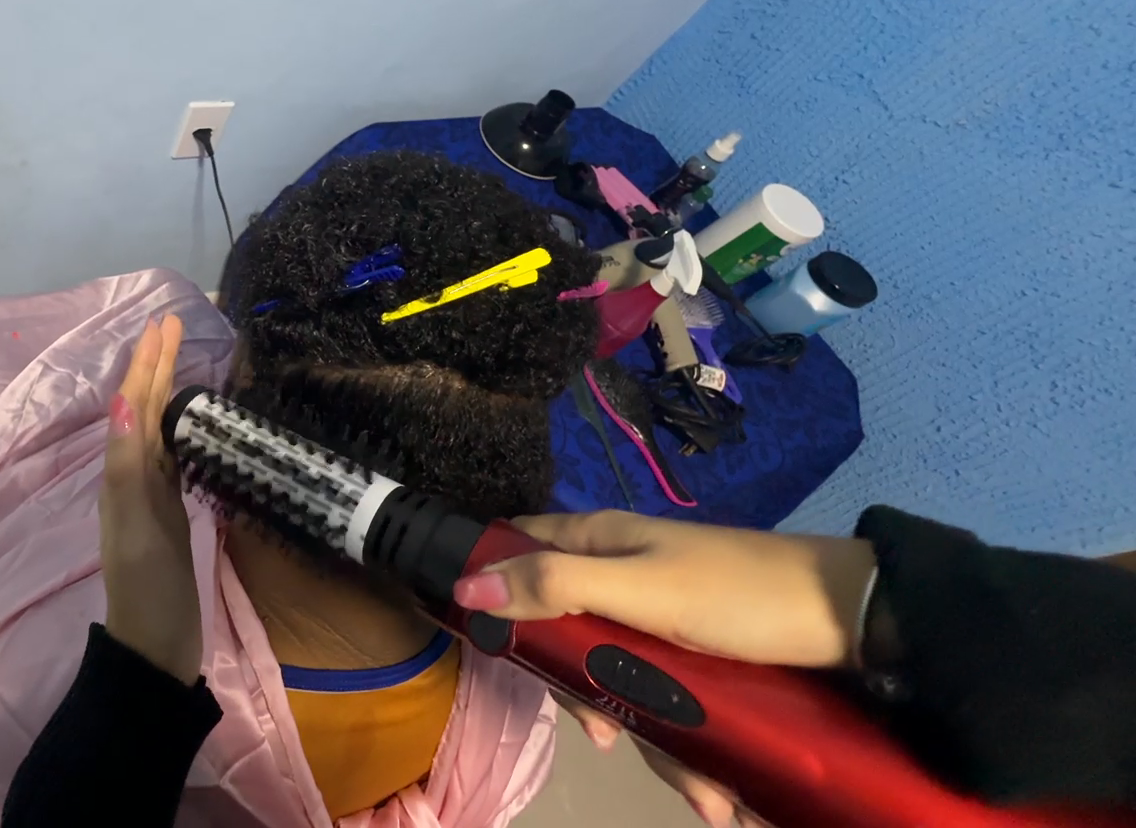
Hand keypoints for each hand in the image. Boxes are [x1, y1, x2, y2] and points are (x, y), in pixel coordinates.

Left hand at [99, 315, 200, 682]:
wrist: (157, 644)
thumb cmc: (148, 586)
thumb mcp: (137, 525)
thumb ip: (127, 465)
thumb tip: (120, 401)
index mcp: (122, 471)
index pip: (134, 403)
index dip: (147, 363)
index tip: (161, 324)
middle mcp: (131, 472)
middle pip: (143, 406)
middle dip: (156, 363)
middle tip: (172, 324)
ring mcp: (151, 490)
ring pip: (158, 424)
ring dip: (165, 386)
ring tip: (179, 355)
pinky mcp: (170, 506)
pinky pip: (172, 450)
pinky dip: (179, 423)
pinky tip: (188, 417)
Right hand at [454, 511, 875, 827]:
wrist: (864, 621)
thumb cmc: (738, 594)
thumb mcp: (641, 591)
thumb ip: (554, 587)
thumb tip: (466, 589)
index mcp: (593, 540)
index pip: (515, 552)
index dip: (495, 592)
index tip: (499, 649)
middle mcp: (615, 573)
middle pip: (560, 628)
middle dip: (582, 690)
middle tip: (604, 731)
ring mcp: (654, 616)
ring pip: (613, 672)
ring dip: (645, 732)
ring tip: (696, 790)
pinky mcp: (692, 655)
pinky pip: (661, 697)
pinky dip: (681, 744)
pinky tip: (710, 789)